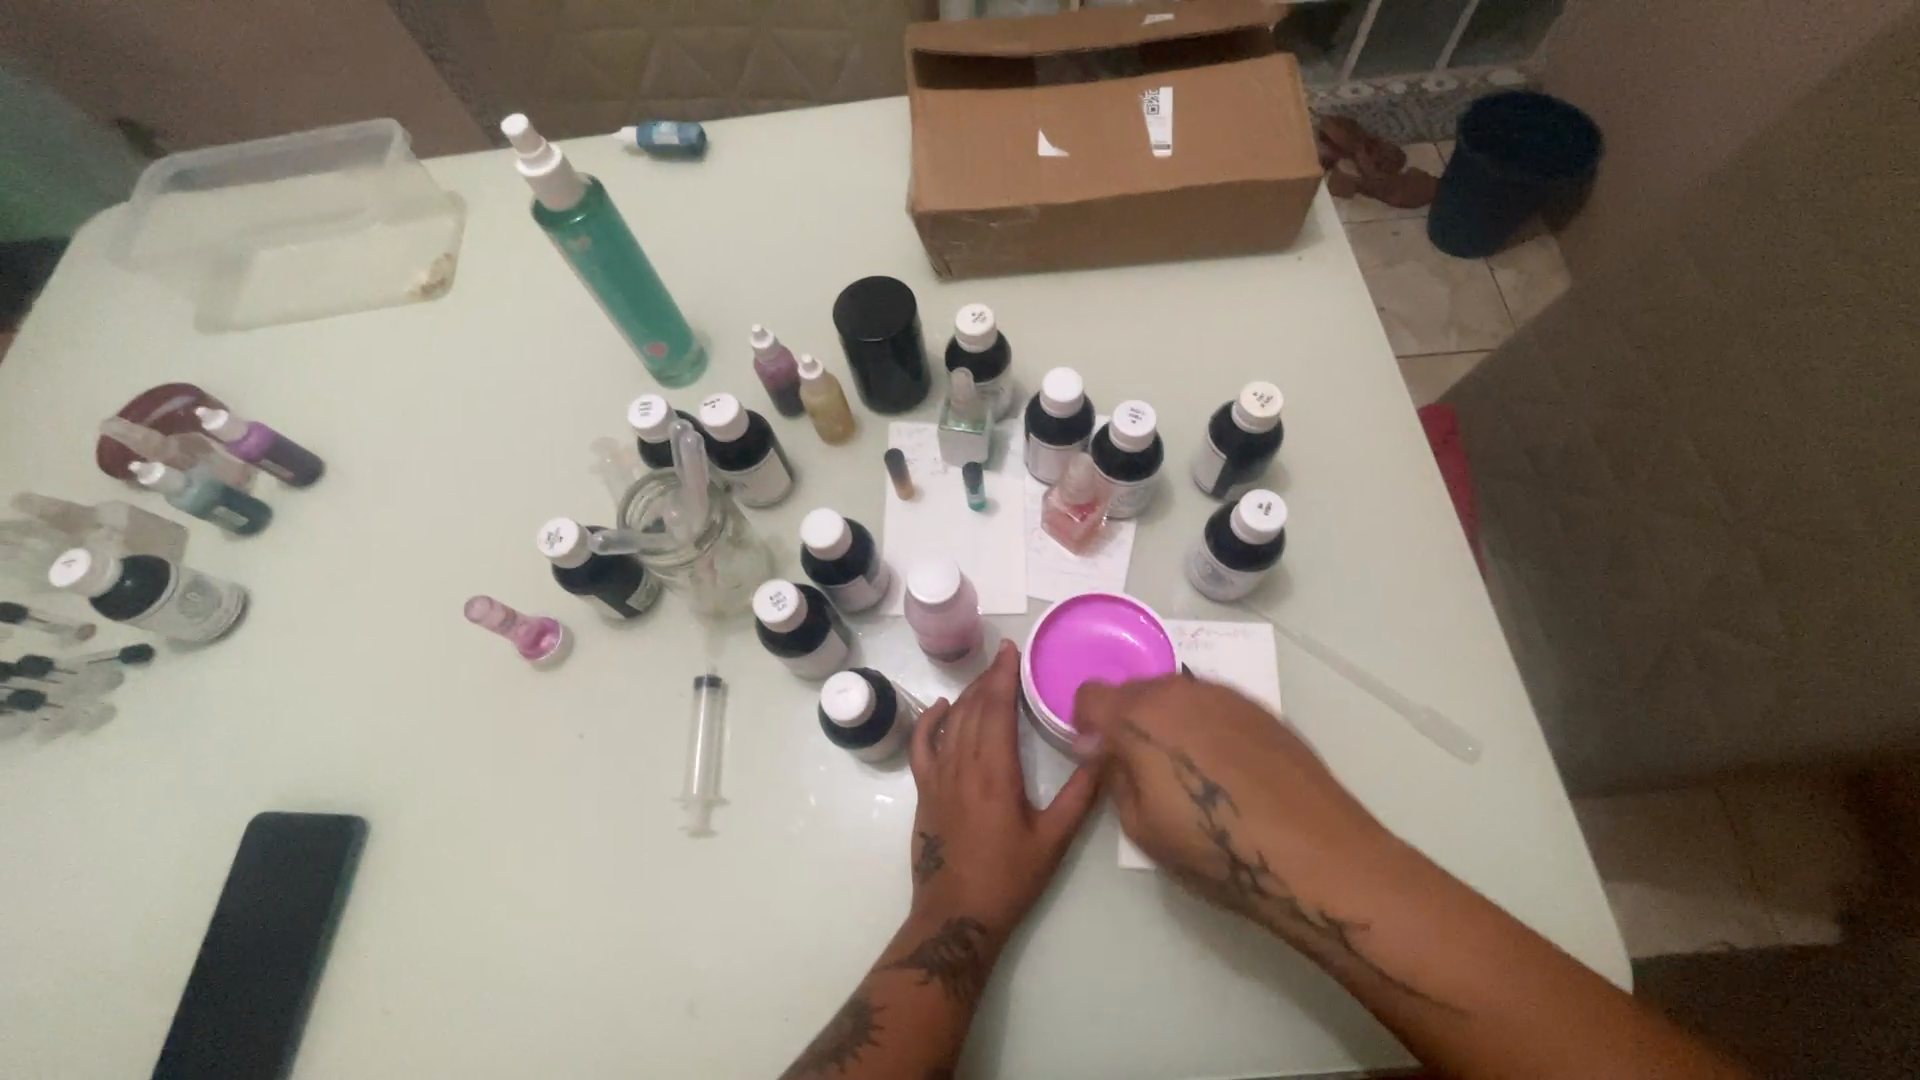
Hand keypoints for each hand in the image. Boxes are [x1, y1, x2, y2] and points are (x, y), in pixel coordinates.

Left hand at [906, 642, 1101, 940]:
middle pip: (974, 709)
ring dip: (967, 695)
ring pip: (951, 723)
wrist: (957, 916)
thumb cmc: (1009, 879)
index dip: (1004, 676)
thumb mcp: (1054, 840)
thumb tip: (1103, 754)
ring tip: (985, 678)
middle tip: (1005, 658)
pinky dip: (929, 722)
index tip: (1011, 651)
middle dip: (989, 678)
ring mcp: (938, 778)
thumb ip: (1079, 796)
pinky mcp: (924, 791)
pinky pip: (922, 746)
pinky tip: (941, 707)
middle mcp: (963, 766)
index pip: (997, 709)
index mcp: (996, 773)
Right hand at [1073, 674, 1394, 926]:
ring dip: (1167, 722)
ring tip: (1190, 771)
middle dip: (1127, 722)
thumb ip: (1114, 775)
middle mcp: (1178, 690)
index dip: (1086, 727)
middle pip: (1132, 691)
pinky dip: (1204, 726)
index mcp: (1139, 715)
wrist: (1315, 854)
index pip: (1089, 696)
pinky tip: (1226, 769)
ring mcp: (1223, 693)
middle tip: (1144, 769)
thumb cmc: (1215, 848)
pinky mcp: (1259, 707)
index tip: (1101, 759)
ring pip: (1175, 695)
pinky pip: (1211, 705)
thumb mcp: (1140, 826)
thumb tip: (1106, 750)